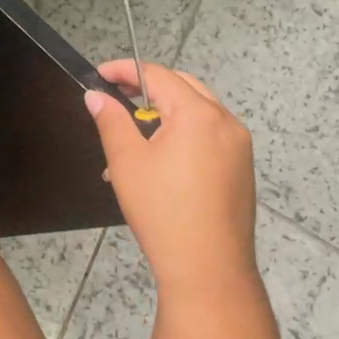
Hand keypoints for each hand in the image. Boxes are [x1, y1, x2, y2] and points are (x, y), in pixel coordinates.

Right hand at [85, 62, 257, 295]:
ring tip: (132, 138)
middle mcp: (226, 122)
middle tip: (116, 99)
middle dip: (148, 88)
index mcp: (198, 114)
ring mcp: (239, 147)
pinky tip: (159, 163)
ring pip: (198, 112)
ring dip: (165, 114)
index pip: (158, 75)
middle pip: (183, 87)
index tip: (99, 75)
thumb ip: (111, 120)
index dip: (125, 70)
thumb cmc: (162, 210)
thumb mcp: (126, 161)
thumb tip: (96, 96)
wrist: (208, 268)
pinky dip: (183, 135)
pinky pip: (209, 137)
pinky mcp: (241, 169)